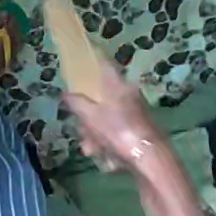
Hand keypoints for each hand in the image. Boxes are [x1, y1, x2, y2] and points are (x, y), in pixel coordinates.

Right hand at [63, 60, 174, 178]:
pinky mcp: (140, 130)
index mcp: (119, 85)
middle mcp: (129, 95)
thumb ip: (76, 102)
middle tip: (81, 130)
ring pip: (108, 117)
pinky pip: (117, 131)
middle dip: (87, 117)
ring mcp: (136, 113)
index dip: (93, 58)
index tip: (83, 57)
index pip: (105, 64)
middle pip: (102, 98)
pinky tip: (104, 157)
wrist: (149, 158)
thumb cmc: (118, 131)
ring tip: (90, 150)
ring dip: (95, 134)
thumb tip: (66, 94)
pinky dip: (108, 142)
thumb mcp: (90, 116)